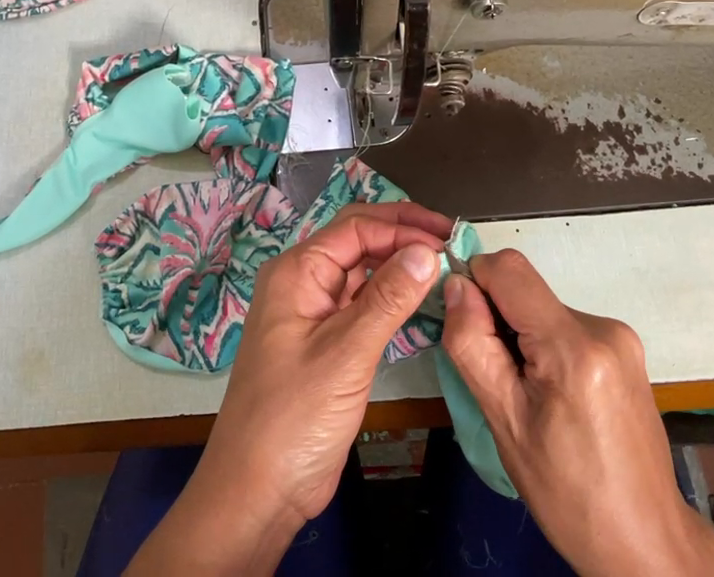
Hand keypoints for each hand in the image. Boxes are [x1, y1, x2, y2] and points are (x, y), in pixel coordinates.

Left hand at [126, 202, 450, 574]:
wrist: (260, 487)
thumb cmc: (294, 417)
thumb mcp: (346, 353)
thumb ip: (388, 299)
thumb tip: (427, 250)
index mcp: (296, 272)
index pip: (356, 228)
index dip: (404, 225)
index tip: (450, 235)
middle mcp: (303, 284)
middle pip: (358, 242)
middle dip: (403, 237)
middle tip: (454, 244)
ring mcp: (314, 315)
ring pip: (362, 273)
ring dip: (400, 265)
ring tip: (446, 266)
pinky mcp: (327, 344)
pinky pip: (363, 305)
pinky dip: (392, 297)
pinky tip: (421, 299)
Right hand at [443, 250, 713, 576]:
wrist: (642, 538)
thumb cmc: (565, 490)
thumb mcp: (502, 419)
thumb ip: (472, 343)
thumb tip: (455, 285)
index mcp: (574, 345)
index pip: (508, 269)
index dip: (473, 282)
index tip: (464, 325)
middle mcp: (604, 327)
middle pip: (525, 289)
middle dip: (497, 318)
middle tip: (496, 378)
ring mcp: (621, 337)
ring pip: (543, 309)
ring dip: (521, 336)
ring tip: (527, 395)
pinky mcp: (626, 351)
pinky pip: (566, 327)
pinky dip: (544, 346)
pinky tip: (551, 395)